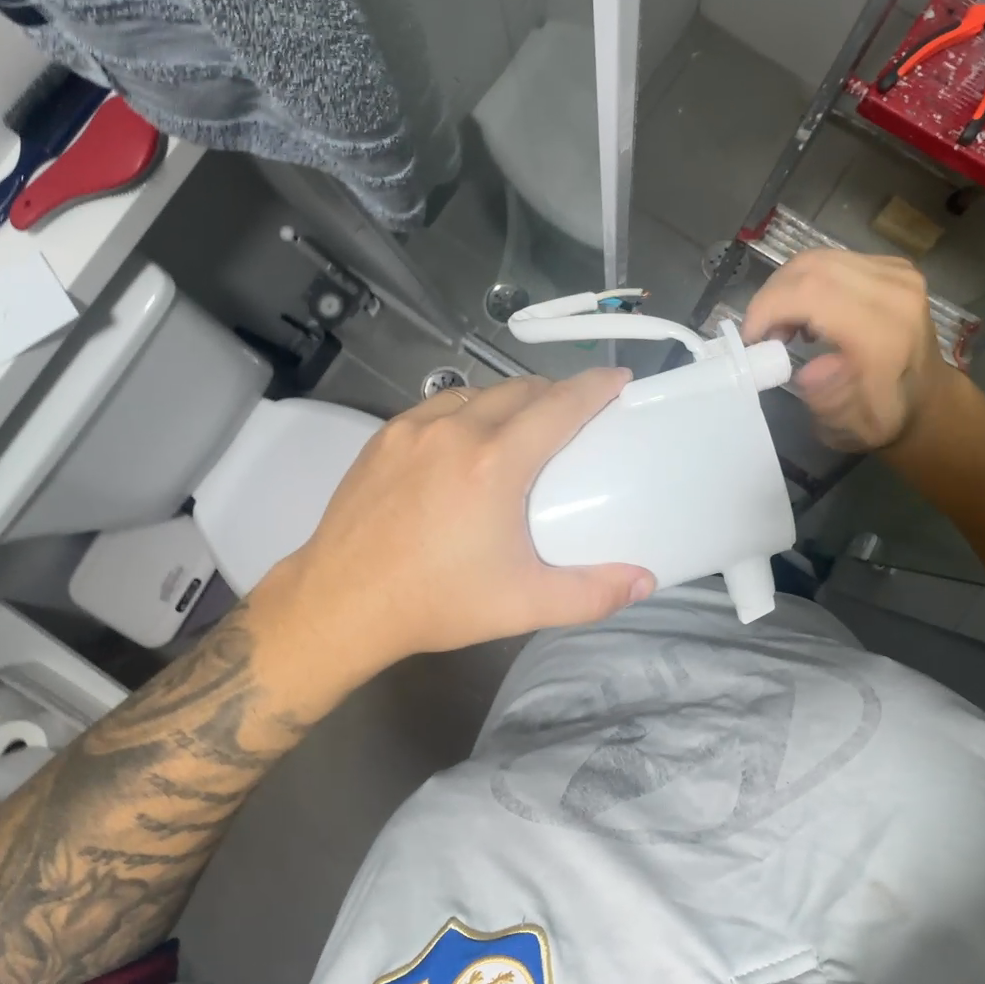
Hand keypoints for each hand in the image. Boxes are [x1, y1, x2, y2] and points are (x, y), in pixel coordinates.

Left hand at [247, 370, 655, 693]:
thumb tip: (645, 581)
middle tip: (576, 413)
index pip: (560, 405)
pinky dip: (467, 410)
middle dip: (556, 391)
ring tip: (523, 425)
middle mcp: (456, 431)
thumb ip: (592, 594)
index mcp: (496, 463)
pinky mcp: (383, 437)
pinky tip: (466, 440)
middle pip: (521, 389)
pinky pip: (438, 406)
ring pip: (477, 392)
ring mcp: (413, 429)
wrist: (339, 604)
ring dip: (510, 399)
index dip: (595, 386)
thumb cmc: (436, 602)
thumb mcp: (523, 604)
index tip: (618, 378)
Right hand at [742, 249, 955, 450]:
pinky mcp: (892, 266)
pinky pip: (832, 261)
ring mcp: (896, 273)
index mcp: (885, 332)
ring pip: (817, 260)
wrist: (929, 399)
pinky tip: (807, 315)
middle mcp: (894, 292)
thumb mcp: (853, 428)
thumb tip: (808, 370)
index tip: (751, 339)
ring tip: (783, 327)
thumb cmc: (886, 417)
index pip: (811, 293)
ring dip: (786, 289)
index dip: (768, 307)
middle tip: (763, 334)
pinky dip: (806, 284)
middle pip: (809, 269)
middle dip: (771, 298)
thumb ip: (830, 400)